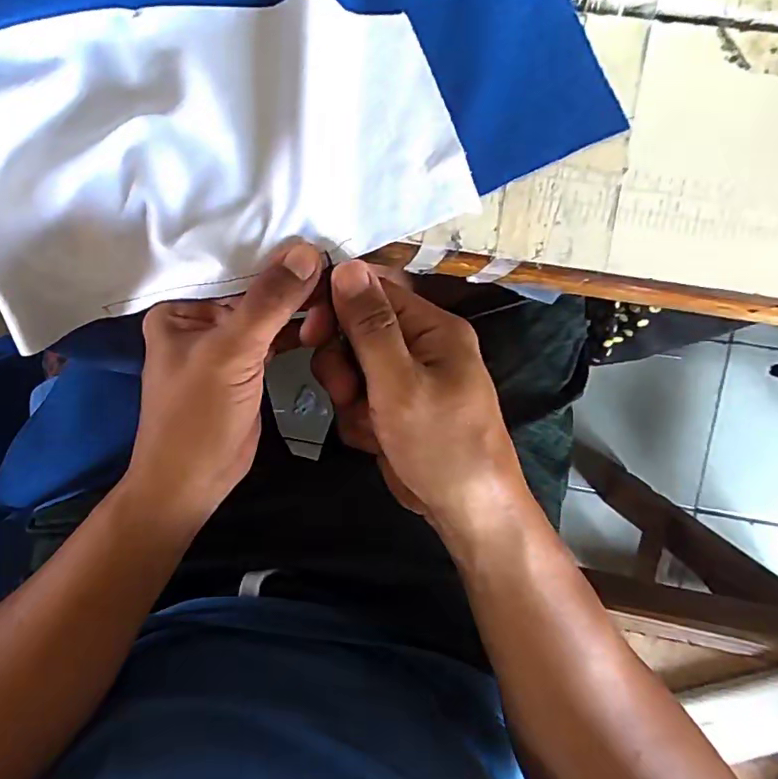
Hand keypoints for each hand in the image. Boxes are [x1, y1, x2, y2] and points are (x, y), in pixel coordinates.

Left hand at [122, 240, 326, 525]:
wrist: (192, 485)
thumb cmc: (196, 418)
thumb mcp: (230, 354)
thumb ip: (268, 302)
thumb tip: (306, 251)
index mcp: (179, 307)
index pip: (228, 266)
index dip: (270, 252)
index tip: (317, 235)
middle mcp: (199, 319)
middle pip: (251, 288)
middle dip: (291, 279)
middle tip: (338, 262)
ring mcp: (224, 343)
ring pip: (267, 312)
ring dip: (299, 304)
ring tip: (339, 286)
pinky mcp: (246, 365)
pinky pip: (275, 336)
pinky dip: (299, 329)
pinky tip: (327, 317)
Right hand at [312, 260, 535, 539]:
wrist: (465, 512)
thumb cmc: (442, 444)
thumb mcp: (399, 382)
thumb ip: (369, 326)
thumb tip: (347, 266)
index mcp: (432, 328)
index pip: (374, 291)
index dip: (337, 304)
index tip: (312, 330)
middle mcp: (419, 347)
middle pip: (355, 331)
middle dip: (343, 364)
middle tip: (347, 391)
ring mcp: (404, 380)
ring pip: (349, 369)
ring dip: (349, 398)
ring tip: (370, 423)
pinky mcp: (392, 409)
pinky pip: (356, 400)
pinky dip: (358, 421)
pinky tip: (376, 440)